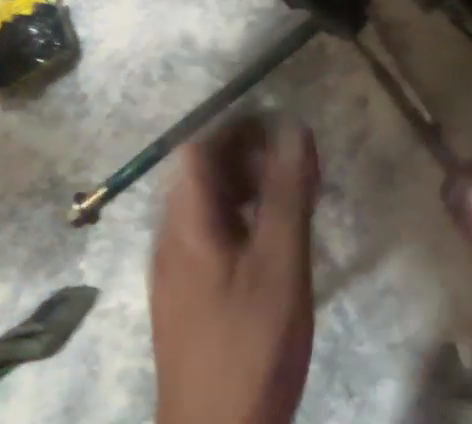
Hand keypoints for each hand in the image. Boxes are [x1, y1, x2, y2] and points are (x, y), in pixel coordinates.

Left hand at [150, 117, 320, 423]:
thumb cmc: (251, 343)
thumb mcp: (280, 262)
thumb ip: (286, 192)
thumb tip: (293, 127)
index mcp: (185, 224)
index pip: (198, 148)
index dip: (237, 128)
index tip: (281, 129)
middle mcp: (171, 239)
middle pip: (202, 175)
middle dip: (250, 157)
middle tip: (300, 166)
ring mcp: (175, 271)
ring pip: (209, 207)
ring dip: (250, 188)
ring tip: (296, 198)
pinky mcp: (188, 297)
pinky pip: (211, 236)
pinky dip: (243, 221)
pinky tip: (276, 240)